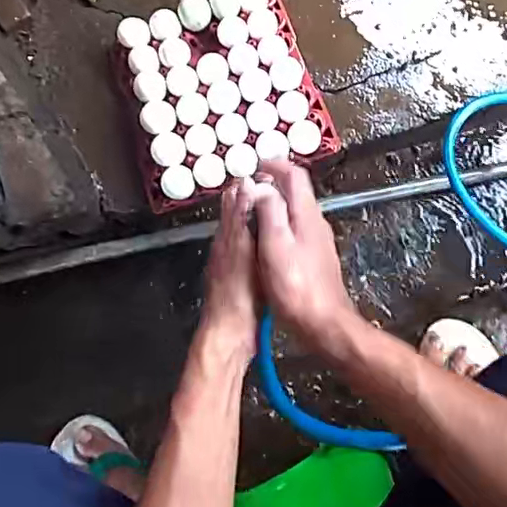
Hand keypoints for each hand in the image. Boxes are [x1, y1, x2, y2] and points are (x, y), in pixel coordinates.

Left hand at [197, 180, 260, 361]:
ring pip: (248, 234)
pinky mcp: (244, 280)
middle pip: (240, 216)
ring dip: (260, 221)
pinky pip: (255, 253)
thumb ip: (240, 217)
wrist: (231, 334)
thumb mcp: (241, 250)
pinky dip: (264, 243)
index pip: (233, 201)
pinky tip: (276, 245)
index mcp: (226, 236)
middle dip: (255, 201)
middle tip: (278, 188)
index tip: (266, 172)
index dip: (247, 185)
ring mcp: (235, 264)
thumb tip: (244, 184)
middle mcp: (227, 247)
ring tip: (280, 211)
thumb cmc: (237, 293)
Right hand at [245, 160, 361, 356]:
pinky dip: (280, 222)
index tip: (256, 164)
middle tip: (251, 184)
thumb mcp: (275, 246)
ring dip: (276, 202)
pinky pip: (297, 227)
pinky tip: (267, 237)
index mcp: (306, 215)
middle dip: (273, 181)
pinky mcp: (316, 257)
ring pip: (296, 209)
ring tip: (253, 207)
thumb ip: (269, 212)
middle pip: (297, 190)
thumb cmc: (297, 289)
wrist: (325, 325)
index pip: (295, 175)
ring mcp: (318, 240)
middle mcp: (316, 223)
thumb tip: (260, 186)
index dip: (275, 165)